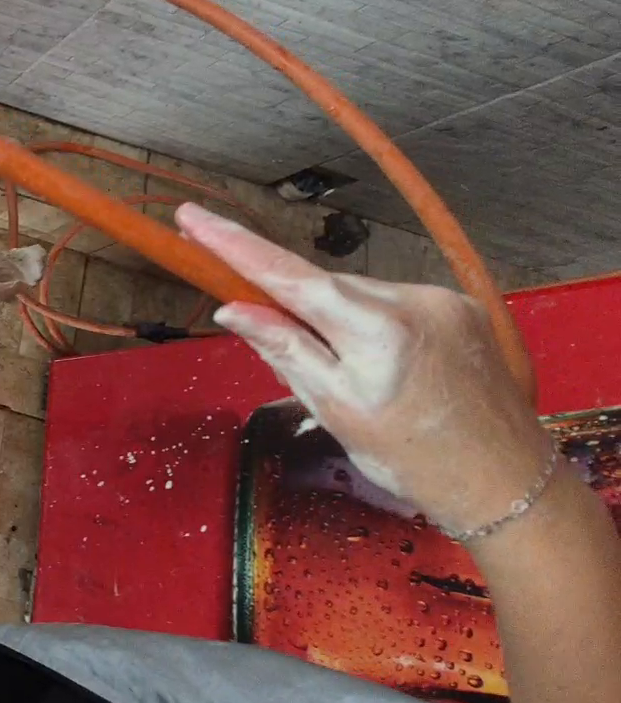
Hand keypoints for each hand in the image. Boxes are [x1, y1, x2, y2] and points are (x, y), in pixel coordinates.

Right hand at [177, 203, 551, 534]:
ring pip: (350, 293)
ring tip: (331, 366)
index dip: (232, 243)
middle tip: (252, 323)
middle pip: (319, 284)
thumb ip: (282, 348)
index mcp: (376, 326)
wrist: (510, 485)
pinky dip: (357, 319)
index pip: (286, 274)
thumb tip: (230, 309)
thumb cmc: (408, 454)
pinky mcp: (459, 310)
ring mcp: (443, 301)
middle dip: (281, 297)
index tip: (191, 216)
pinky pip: (382, 302)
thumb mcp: (331, 405)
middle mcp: (413, 299)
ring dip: (322, 313)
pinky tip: (363, 356)